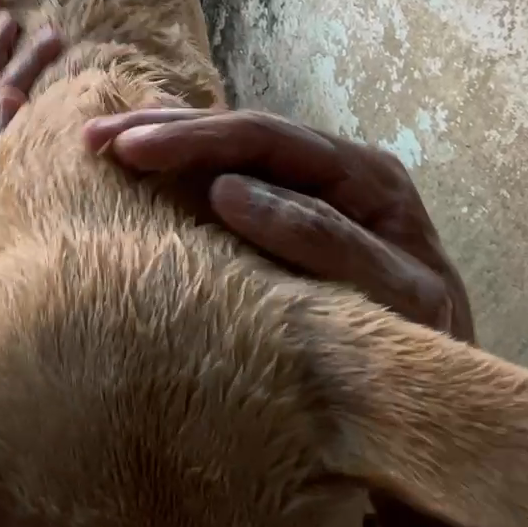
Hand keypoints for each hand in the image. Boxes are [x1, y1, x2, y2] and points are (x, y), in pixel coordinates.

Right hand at [83, 109, 473, 342]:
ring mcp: (298, 186)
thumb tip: (228, 189)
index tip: (132, 151)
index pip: (265, 137)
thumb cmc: (423, 349)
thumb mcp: (393, 298)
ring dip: (155, 139)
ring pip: (218, 147)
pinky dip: (169, 165)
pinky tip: (131, 156)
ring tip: (94, 137)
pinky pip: (214, 175)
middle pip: (233, 130)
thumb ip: (323, 240)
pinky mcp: (272, 211)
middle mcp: (328, 167)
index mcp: (362, 173)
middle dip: (162, 129)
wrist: (433, 397)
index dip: (193, 138)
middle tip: (94, 136)